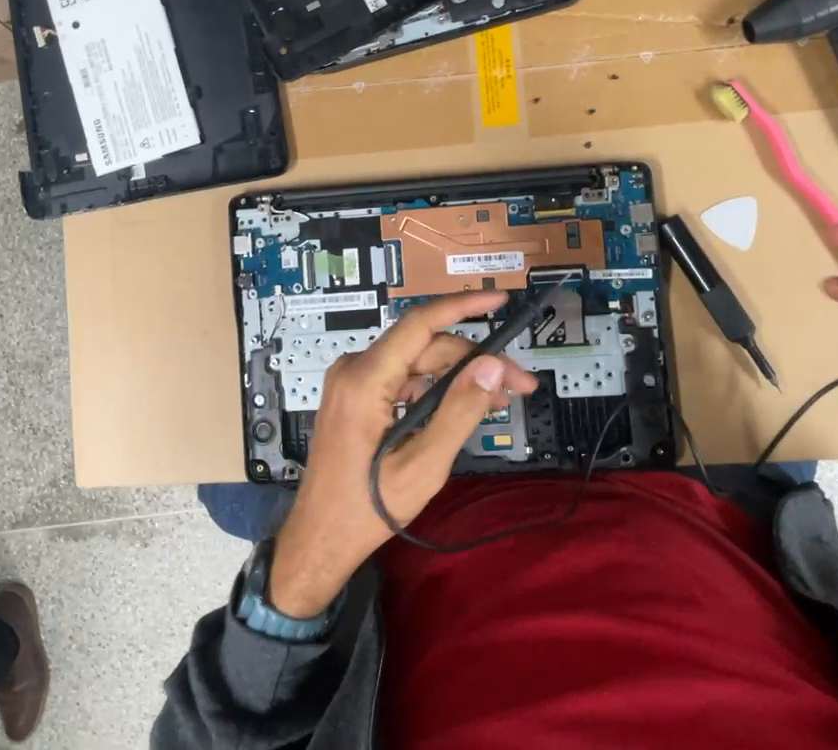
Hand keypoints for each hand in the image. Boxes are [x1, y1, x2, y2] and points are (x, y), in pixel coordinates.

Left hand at [267, 290, 537, 616]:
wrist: (319, 538)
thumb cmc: (367, 509)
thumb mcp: (424, 465)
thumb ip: (460, 412)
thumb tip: (492, 368)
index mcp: (365, 380)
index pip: (420, 324)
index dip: (463, 306)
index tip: (499, 299)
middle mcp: (353, 370)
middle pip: (424, 346)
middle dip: (474, 361)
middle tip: (518, 385)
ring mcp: (350, 383)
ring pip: (415, 364)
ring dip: (457, 377)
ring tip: (498, 400)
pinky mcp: (354, 397)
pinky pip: (400, 381)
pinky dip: (433, 390)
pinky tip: (462, 408)